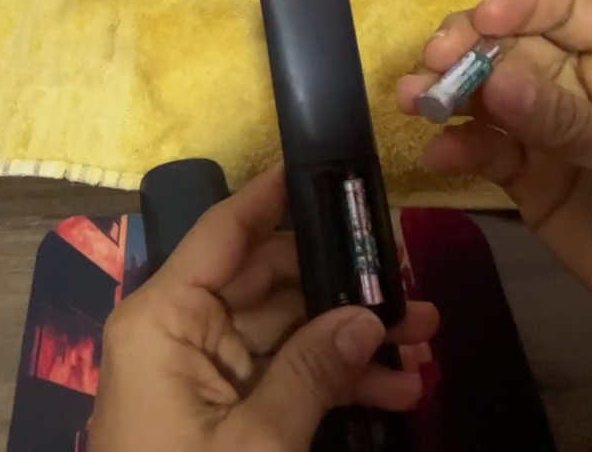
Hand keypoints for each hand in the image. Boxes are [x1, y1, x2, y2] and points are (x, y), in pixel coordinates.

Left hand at [89, 166, 439, 451]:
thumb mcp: (257, 444)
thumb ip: (312, 372)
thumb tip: (368, 317)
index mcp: (165, 316)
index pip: (224, 232)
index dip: (270, 196)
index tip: (317, 167)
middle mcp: (181, 328)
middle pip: (267, 280)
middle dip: (339, 283)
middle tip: (406, 279)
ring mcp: (205, 369)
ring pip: (286, 329)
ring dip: (350, 336)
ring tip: (426, 337)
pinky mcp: (224, 407)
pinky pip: (283, 373)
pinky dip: (333, 379)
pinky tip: (396, 389)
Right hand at [396, 0, 591, 357]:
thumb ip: (572, 123)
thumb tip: (494, 84)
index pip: (563, 9)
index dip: (519, 5)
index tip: (479, 21)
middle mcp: (576, 82)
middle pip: (507, 45)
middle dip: (464, 47)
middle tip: (431, 63)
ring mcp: (544, 128)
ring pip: (482, 92)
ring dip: (443, 90)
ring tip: (412, 101)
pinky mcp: (522, 174)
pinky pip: (480, 149)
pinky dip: (454, 148)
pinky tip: (436, 157)